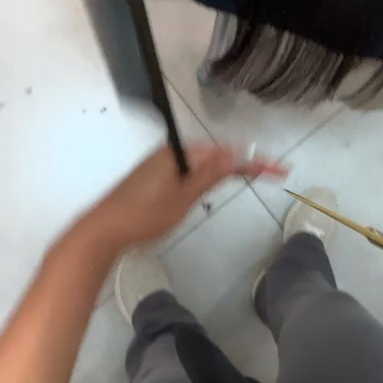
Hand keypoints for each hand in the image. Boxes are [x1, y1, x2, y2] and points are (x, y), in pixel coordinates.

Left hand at [70, 145, 286, 255]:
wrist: (103, 231)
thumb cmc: (143, 216)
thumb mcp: (183, 197)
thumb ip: (210, 174)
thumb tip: (236, 151)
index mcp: (179, 154)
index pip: (226, 153)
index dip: (254, 161)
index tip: (279, 170)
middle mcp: (170, 155)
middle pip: (215, 155)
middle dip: (243, 162)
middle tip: (271, 173)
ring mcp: (159, 167)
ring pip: (201, 165)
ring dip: (225, 170)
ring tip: (251, 175)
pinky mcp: (153, 181)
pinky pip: (188, 173)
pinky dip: (206, 178)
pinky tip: (211, 186)